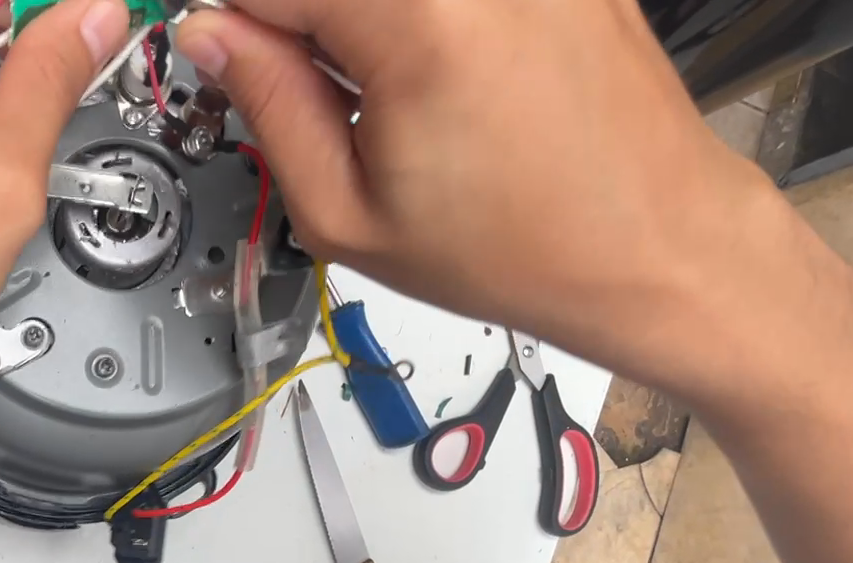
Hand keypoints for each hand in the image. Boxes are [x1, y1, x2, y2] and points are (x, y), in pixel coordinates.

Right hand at [174, 0, 791, 389]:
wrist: (642, 244)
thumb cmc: (505, 248)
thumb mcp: (345, 214)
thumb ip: (271, 110)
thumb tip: (211, 38)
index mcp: (422, 24)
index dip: (230, 17)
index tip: (215, 55)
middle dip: (285, 20)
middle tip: (286, 88)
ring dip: (340, 26)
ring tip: (353, 92)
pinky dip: (395, 22)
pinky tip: (409, 76)